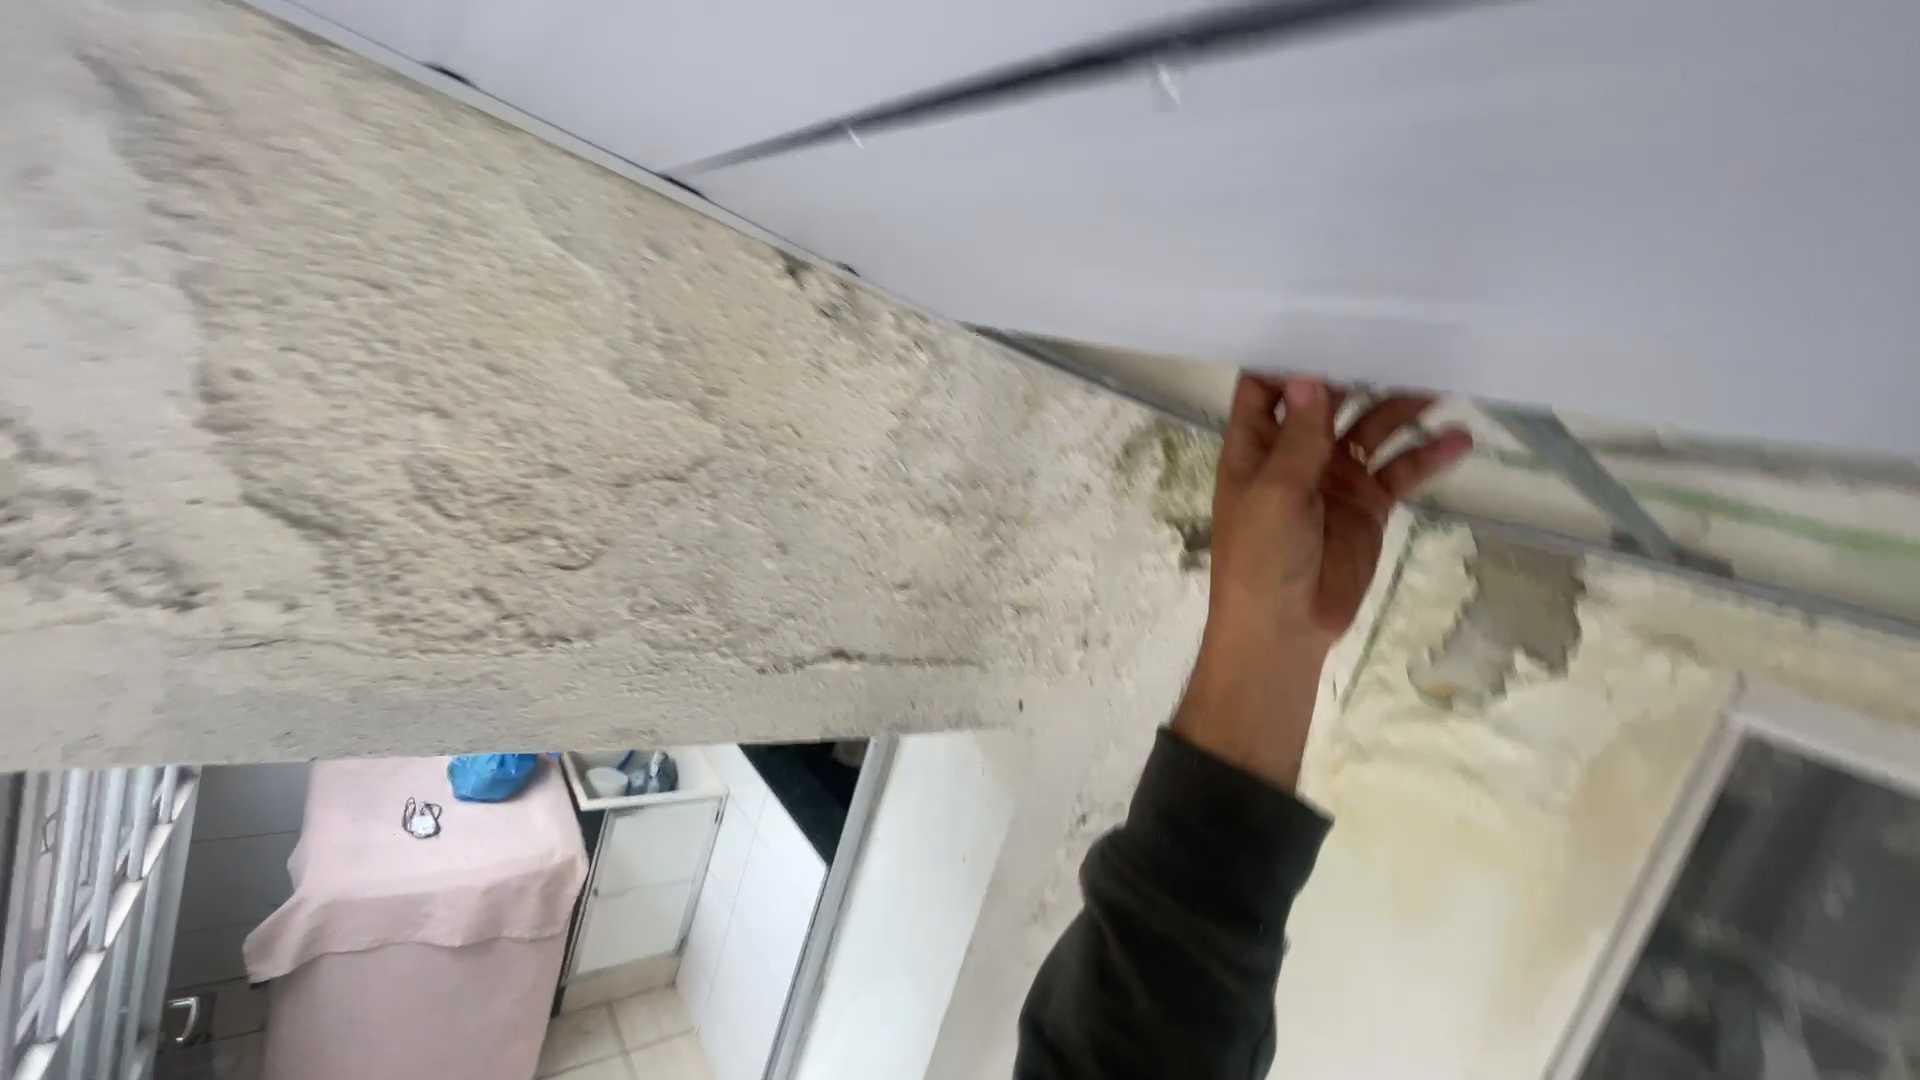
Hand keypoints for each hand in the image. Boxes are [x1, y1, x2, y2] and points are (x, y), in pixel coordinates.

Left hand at [1172, 375, 1471, 790]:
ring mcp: (1333, 477)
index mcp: (1255, 448)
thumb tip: (1306, 375)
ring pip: (1370, 428)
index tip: (1326, 320)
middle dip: (1356, 371)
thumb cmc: (1262, 558)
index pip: (1265, 390)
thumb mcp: (1274, 493)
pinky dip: (1426, 455)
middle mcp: (1294, 455)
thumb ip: (1296, 438)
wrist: (1285, 626)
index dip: (1290, 358)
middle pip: (1326, 400)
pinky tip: (1460, 436)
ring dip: (1400, 406)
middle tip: (1401, 334)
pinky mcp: (1367, 504)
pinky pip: (1400, 469)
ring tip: (1441, 380)